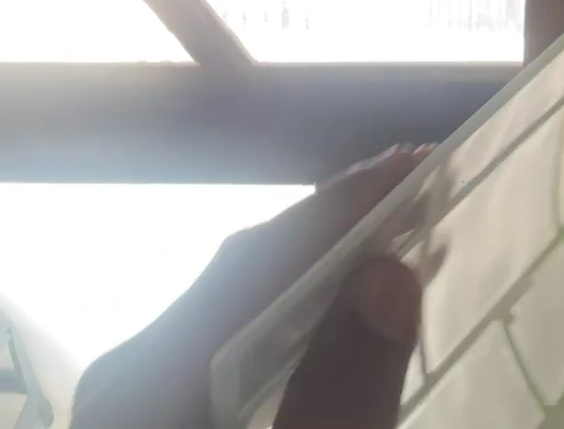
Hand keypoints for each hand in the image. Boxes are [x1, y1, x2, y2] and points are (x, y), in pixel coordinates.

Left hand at [73, 150, 426, 428]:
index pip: (261, 259)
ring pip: (242, 298)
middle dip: (340, 224)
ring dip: (324, 264)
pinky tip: (342, 312)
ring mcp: (142, 393)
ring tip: (401, 233)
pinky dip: (297, 312)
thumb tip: (388, 273)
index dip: (344, 204)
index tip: (419, 160)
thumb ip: (341, 403)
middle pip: (249, 268)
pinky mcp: (161, 413)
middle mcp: (137, 368)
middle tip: (425, 187)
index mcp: (152, 380)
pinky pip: (235, 337)